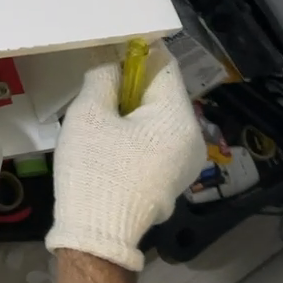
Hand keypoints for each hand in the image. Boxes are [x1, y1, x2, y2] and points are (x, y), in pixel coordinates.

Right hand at [45, 46, 206, 270]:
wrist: (98, 233)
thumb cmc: (95, 169)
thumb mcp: (89, 114)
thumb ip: (103, 79)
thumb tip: (112, 63)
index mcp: (177, 117)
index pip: (164, 67)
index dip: (138, 53)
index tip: (112, 50)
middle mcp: (192, 138)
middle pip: (163, 94)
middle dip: (132, 85)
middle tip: (98, 86)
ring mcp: (186, 163)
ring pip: (159, 119)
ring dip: (133, 110)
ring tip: (100, 117)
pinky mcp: (173, 180)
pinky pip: (158, 142)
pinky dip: (137, 134)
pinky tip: (110, 144)